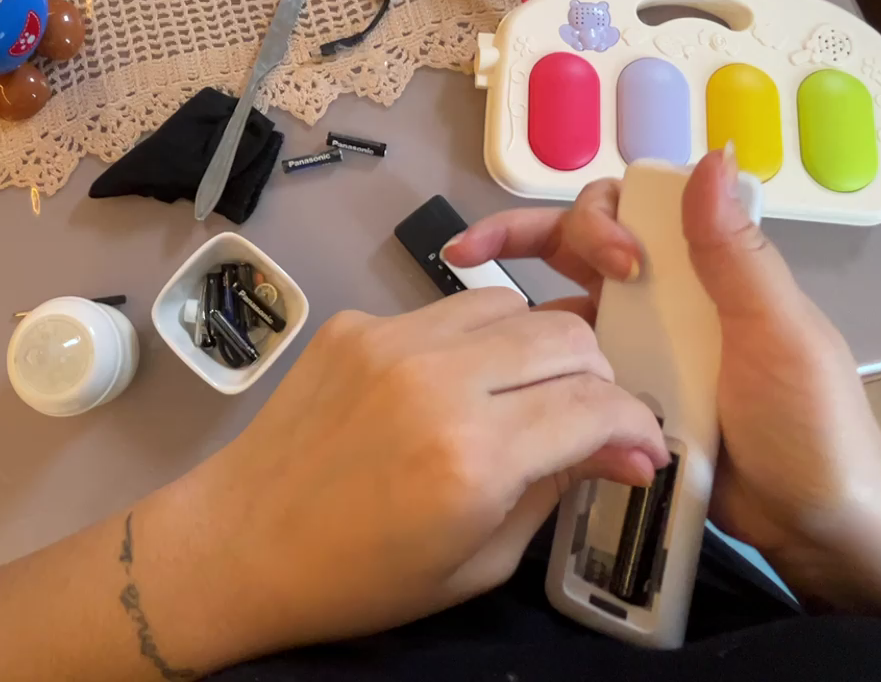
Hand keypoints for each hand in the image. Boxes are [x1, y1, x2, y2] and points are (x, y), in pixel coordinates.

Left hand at [147, 287, 668, 661]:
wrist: (243, 535)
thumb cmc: (362, 577)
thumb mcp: (478, 560)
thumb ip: (556, 487)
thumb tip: (627, 447)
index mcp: (472, 453)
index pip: (595, 402)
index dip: (634, 422)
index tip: (637, 444)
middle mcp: (435, 375)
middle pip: (560, 332)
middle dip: (594, 372)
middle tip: (584, 413)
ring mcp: (388, 337)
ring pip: (503, 303)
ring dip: (532, 342)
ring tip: (519, 388)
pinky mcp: (354, 322)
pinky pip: (440, 310)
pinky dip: (466, 339)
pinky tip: (446, 381)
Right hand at [446, 153, 880, 610]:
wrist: (815, 532)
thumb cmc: (811, 424)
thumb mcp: (779, 333)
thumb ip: (736, 253)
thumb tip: (715, 155)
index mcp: (693, 266)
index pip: (621, 209)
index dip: (595, 218)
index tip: (616, 265)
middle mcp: (653, 294)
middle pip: (568, 243)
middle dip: (518, 236)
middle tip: (474, 254)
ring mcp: (629, 344)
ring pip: (555, 302)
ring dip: (519, 300)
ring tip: (482, 322)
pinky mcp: (612, 392)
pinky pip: (560, 362)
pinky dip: (532, 359)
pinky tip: (507, 372)